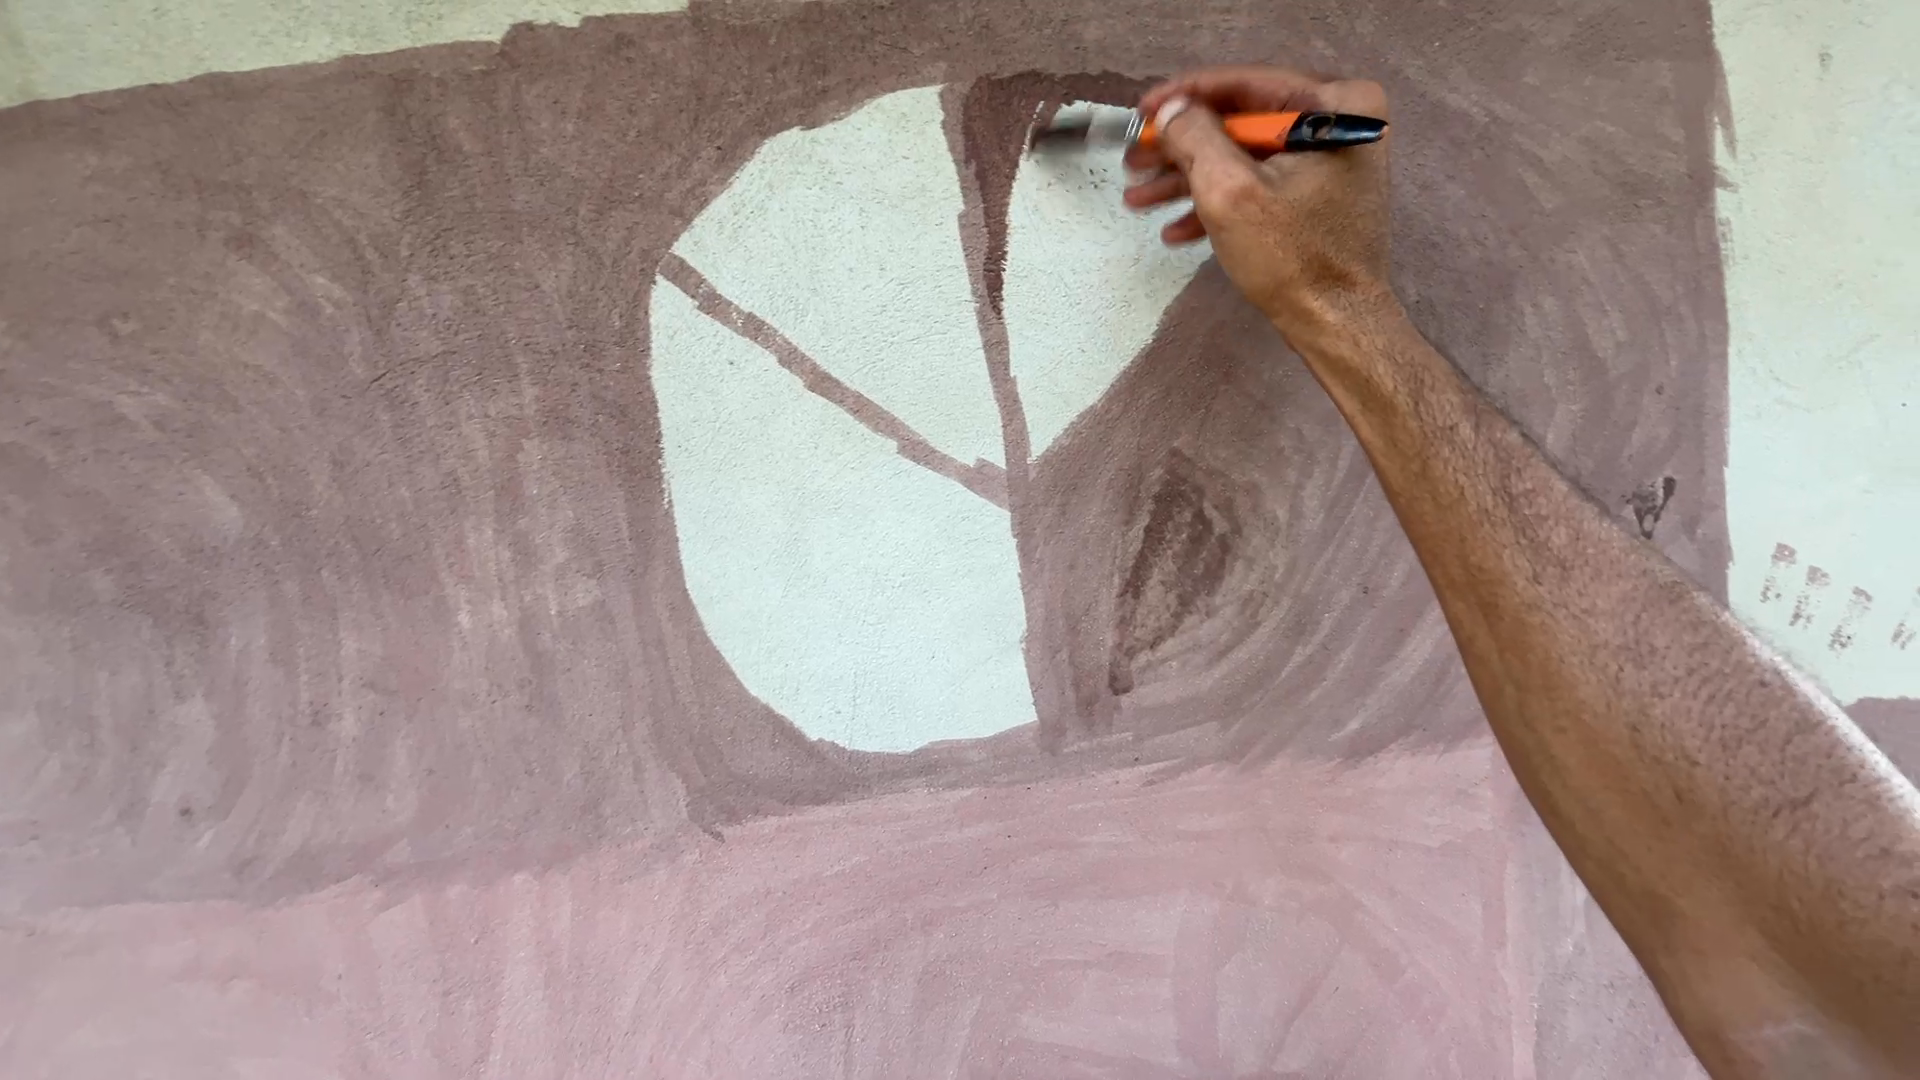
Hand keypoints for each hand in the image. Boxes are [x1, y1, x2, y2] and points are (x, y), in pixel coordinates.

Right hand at [1125, 67, 1395, 339]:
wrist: (1334, 321)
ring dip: (1186, 181)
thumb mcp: (1230, 192)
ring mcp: (1327, 163)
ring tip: (1138, 200)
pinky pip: (1256, 187)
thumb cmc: (1290, 257)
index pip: (1245, 85)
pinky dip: (1216, 205)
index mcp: (1336, 104)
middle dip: (1180, 149)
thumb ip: (1195, 139)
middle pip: (1239, 125)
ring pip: (1240, 160)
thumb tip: (1171, 110)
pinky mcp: (1313, 198)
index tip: (1143, 111)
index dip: (1185, 98)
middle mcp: (1338, 123)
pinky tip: (1174, 229)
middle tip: (1133, 161)